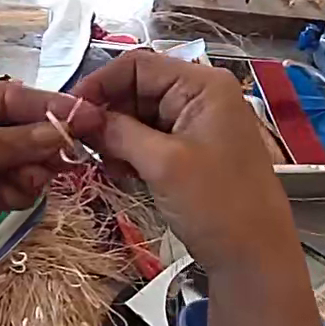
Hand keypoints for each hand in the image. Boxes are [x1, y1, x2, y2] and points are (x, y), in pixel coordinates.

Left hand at [0, 80, 100, 325]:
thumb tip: (59, 132)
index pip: (3, 96)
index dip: (43, 105)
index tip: (86, 116)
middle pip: (16, 126)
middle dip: (44, 136)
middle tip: (77, 150)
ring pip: (20, 157)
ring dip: (36, 164)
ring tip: (39, 176)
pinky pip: (13, 187)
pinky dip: (25, 188)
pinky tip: (25, 192)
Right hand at [70, 52, 320, 325]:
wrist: (254, 260)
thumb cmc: (217, 205)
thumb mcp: (162, 163)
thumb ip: (118, 131)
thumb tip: (78, 115)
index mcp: (203, 86)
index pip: (137, 65)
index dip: (99, 83)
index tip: (70, 111)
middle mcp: (199, 96)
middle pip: (135, 88)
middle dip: (107, 113)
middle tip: (82, 142)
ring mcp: (195, 124)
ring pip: (136, 115)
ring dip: (115, 136)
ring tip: (106, 163)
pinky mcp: (189, 149)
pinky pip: (146, 138)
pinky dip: (128, 151)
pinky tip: (120, 172)